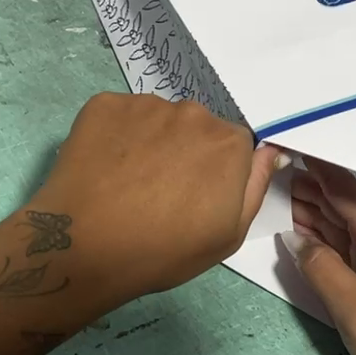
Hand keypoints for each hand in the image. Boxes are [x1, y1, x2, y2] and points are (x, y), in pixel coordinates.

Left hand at [25, 93, 285, 304]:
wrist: (86, 245)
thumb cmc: (163, 250)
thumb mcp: (228, 235)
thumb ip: (255, 186)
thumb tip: (269, 152)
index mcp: (229, 143)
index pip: (233, 146)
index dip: (214, 172)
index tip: (194, 196)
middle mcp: (191, 112)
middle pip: (195, 126)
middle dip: (183, 150)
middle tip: (158, 189)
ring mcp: (144, 104)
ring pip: (155, 118)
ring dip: (148, 140)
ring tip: (126, 180)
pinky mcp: (103, 104)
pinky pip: (118, 114)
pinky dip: (114, 134)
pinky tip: (103, 166)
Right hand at [281, 157, 355, 354]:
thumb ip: (323, 269)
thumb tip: (297, 239)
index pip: (346, 192)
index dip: (317, 169)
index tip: (290, 146)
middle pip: (348, 206)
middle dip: (313, 188)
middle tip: (274, 173)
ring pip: (352, 228)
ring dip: (320, 213)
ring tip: (286, 196)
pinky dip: (332, 239)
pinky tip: (311, 236)